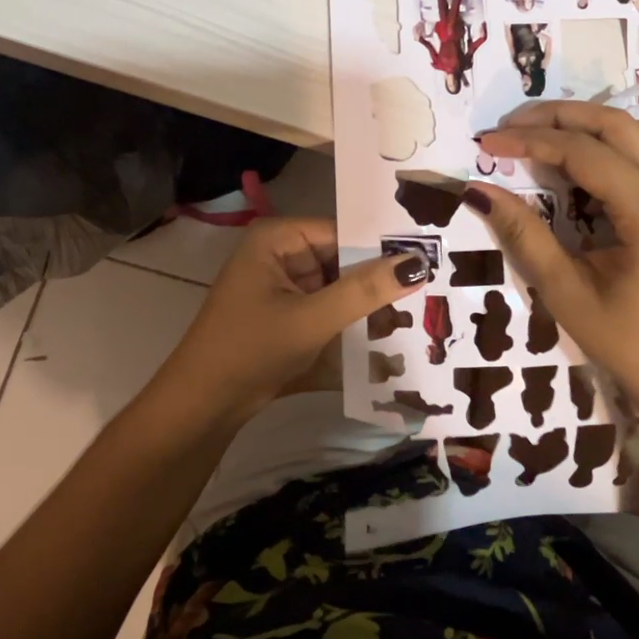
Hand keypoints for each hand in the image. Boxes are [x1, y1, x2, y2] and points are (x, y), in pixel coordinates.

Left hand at [159, 218, 428, 421]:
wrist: (202, 405)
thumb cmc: (250, 350)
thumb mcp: (311, 319)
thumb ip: (364, 291)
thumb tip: (419, 262)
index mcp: (277, 238)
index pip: (343, 232)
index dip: (384, 249)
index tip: (433, 262)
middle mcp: (280, 254)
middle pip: (343, 260)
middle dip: (380, 282)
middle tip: (435, 293)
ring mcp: (283, 286)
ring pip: (340, 289)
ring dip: (369, 308)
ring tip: (421, 318)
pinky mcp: (287, 317)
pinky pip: (328, 311)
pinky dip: (351, 325)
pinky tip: (390, 339)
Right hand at [466, 103, 638, 418]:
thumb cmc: (632, 347)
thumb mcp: (568, 294)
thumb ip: (524, 235)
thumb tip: (479, 190)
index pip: (583, 151)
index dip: (530, 140)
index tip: (486, 142)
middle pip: (616, 124)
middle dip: (560, 116)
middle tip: (510, 126)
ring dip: (592, 123)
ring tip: (544, 134)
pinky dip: (618, 141)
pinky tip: (589, 159)